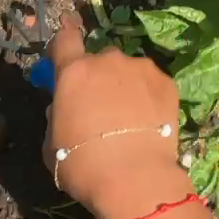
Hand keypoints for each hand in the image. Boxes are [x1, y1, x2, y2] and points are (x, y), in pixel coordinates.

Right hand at [45, 17, 192, 218]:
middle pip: (98, 60)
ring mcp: (141, 68)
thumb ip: (55, 119)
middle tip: (96, 109)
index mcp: (73, 73)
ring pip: (126, 71)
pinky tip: (144, 124)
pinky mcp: (167, 82)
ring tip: (125, 120)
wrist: (133, 178)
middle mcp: (108, 60)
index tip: (61, 60)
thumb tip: (63, 109)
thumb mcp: (51, 147)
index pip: (64, 40)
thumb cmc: (81, 165)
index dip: (61, 46)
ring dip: (122, 87)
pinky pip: (149, 84)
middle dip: (95, 78)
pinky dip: (145, 97)